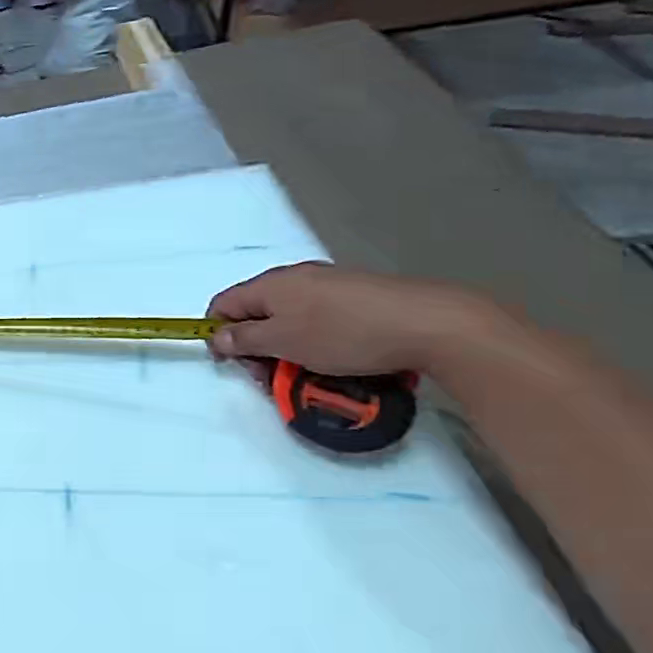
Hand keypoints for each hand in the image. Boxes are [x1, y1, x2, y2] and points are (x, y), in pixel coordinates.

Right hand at [206, 262, 500, 374]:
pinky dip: (316, 338)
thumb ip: (243, 339)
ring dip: (287, 345)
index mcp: (270, 284)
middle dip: (257, 345)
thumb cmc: (344, 334)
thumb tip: (219, 336)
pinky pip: (321, 316)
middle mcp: (296, 276)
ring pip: (289, 316)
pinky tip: (337, 356)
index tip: (236, 364)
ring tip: (307, 371)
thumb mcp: (283, 343)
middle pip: (256, 311)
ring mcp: (331, 283)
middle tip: (274, 375)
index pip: (223, 305)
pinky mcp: (361, 294)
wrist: (434, 324)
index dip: (218, 334)